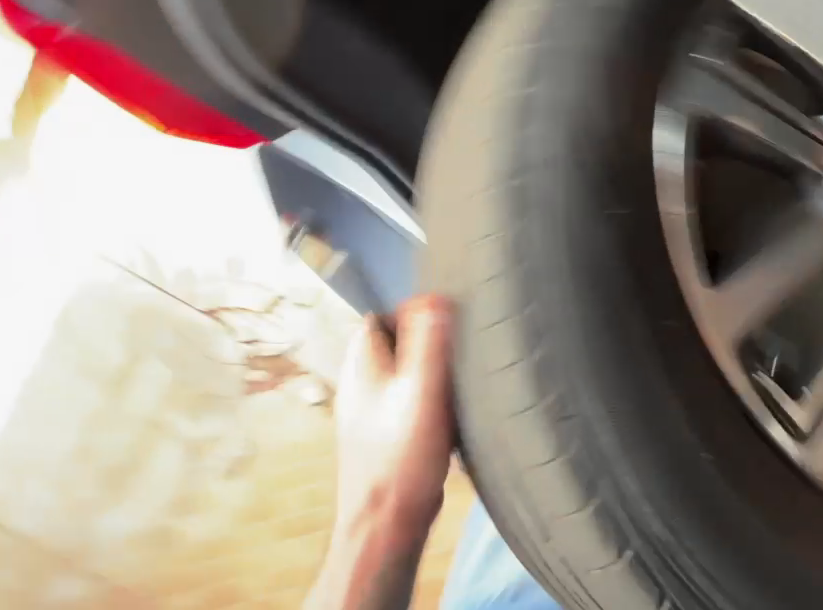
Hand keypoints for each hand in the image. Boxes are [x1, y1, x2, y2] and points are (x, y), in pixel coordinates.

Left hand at [332, 295, 456, 543]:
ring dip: (430, 367)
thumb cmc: (403, 453)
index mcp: (361, 367)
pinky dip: (431, 394)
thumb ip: (428, 341)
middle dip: (425, 336)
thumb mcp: (421, 388)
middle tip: (462, 338)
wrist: (387, 526)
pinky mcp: (387, 436)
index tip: (446, 312)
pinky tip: (453, 405)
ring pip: (403, 372)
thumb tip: (432, 296)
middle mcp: (360, 386)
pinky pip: (410, 398)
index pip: (378, 318)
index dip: (410, 308)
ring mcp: (371, 413)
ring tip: (463, 369)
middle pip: (393, 343)